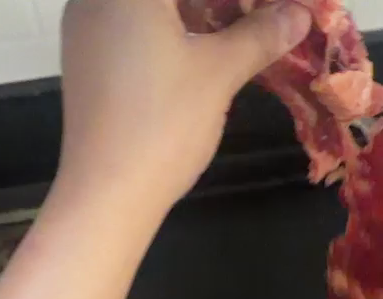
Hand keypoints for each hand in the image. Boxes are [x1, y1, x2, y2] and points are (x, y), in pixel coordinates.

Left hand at [55, 0, 310, 214]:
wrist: (106, 196)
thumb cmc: (162, 125)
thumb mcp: (218, 75)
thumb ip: (259, 36)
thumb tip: (298, 15)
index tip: (260, 11)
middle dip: (216, 4)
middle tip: (252, 18)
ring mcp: (84, 32)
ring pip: (145, 8)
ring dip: (190, 15)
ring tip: (229, 35)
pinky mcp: (84, 66)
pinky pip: (128, 31)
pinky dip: (163, 35)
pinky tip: (191, 58)